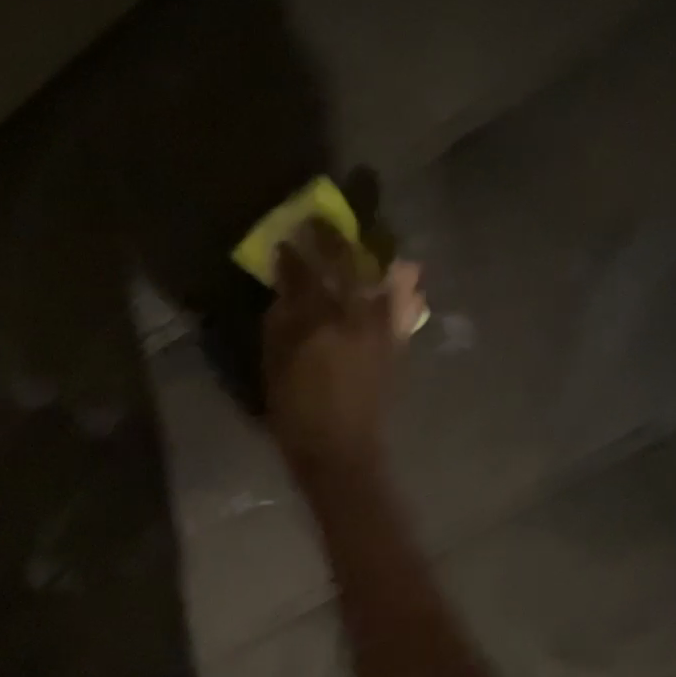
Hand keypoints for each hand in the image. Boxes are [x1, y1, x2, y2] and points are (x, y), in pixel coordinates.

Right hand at [261, 216, 421, 470]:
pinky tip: (400, 276)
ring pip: (381, 278)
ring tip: (363, 242)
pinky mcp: (396, 344)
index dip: (294, 254)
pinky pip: (401, 304)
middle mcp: (355, 316)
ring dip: (370, 255)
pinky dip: (399, 286)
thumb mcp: (274, 369)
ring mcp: (381, 328)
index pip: (304, 275)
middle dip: (333, 240)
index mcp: (319, 322)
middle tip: (322, 223)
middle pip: (347, 266)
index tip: (286, 237)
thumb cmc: (296, 415)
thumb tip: (285, 295)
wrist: (342, 453)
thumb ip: (279, 326)